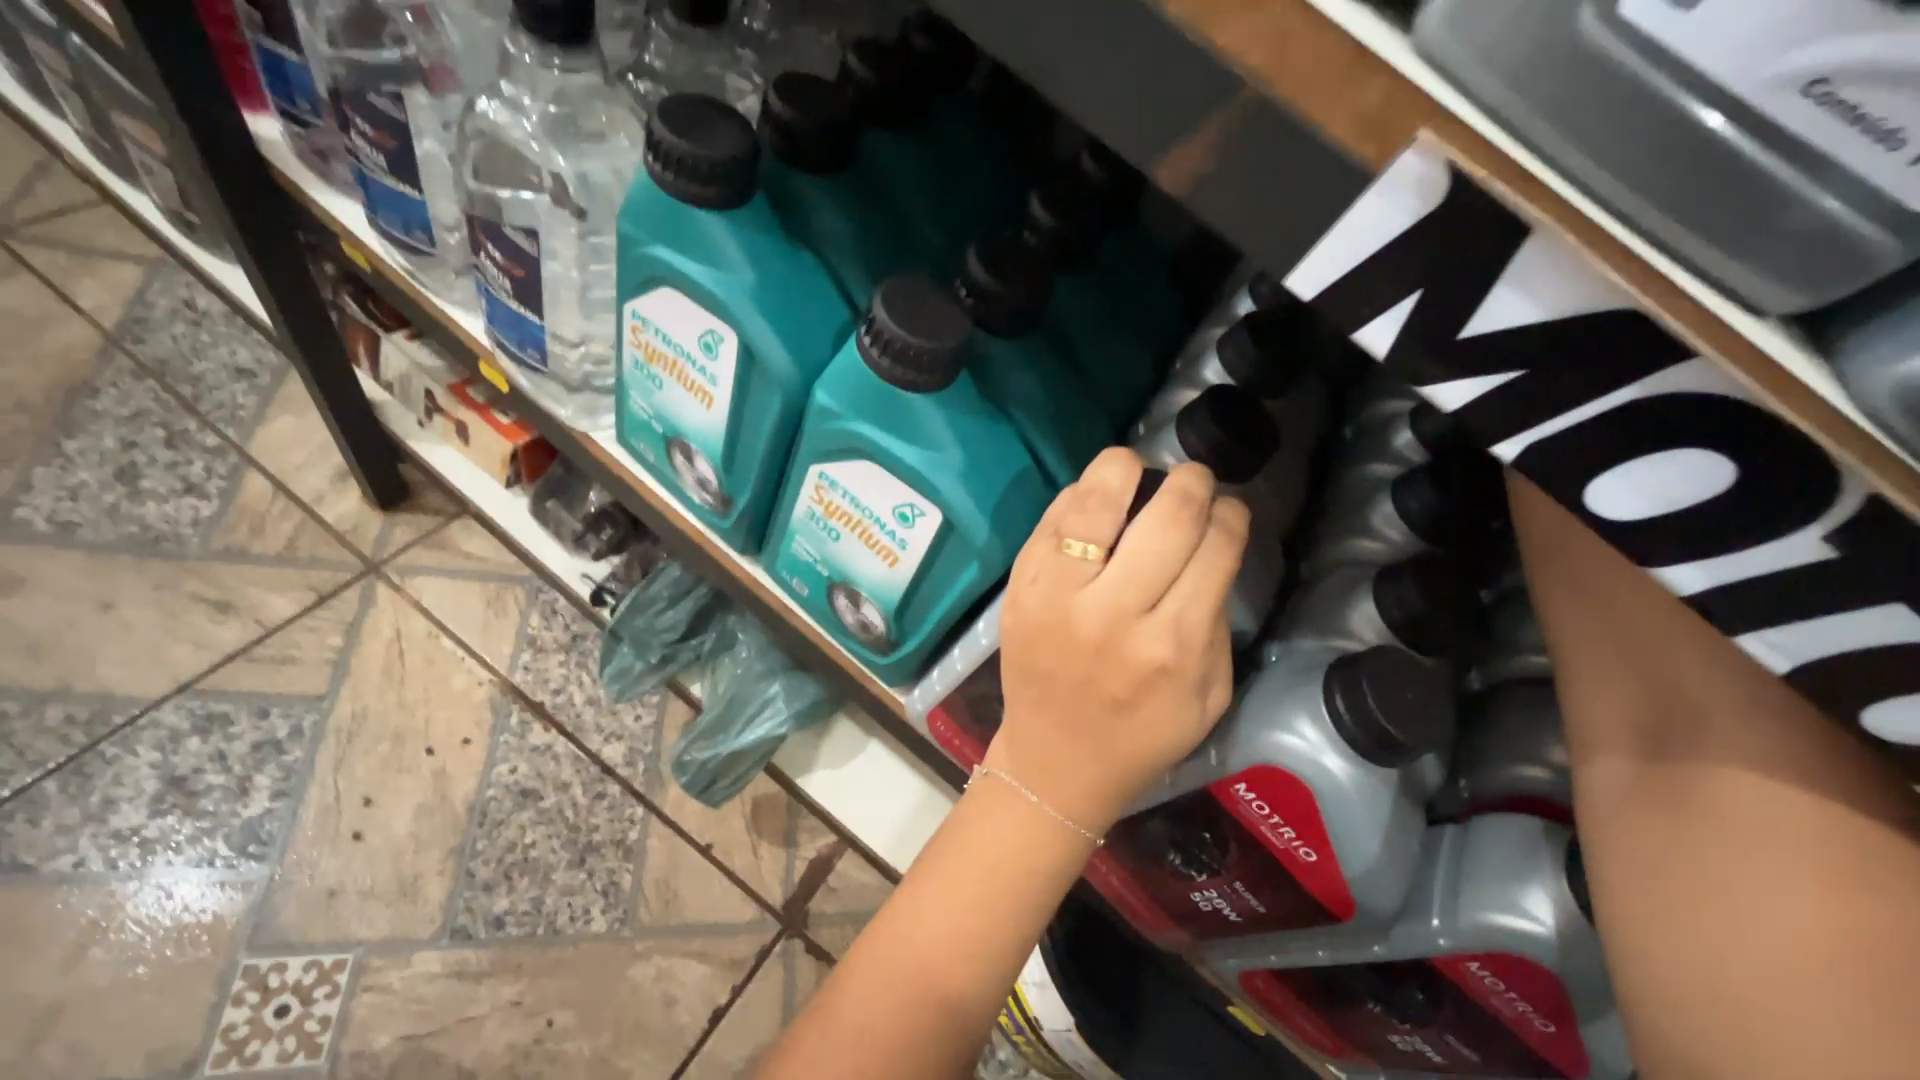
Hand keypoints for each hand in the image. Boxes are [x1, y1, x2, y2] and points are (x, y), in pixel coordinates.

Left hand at [989, 447, 1248, 835]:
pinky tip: (1098, 498)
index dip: (1231, 514)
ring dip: (1127, 469)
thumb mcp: (1210, 694)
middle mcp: (1114, 613)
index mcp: (1172, 644)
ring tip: (1140, 470)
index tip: (1230, 508)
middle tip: (1196, 479)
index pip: (1215, 547)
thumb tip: (1213, 547)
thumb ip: (1217, 621)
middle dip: (1192, 482)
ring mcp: (1058, 596)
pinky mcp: (1021, 588)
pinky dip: (1080, 496)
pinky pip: (1052, 520)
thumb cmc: (1141, 733)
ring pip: (1097, 501)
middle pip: (1167, 516)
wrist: (1055, 763)